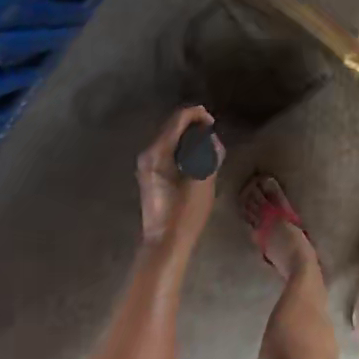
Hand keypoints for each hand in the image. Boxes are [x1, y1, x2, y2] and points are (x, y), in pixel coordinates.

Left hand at [135, 106, 222, 249]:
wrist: (164, 243)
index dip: (196, 114)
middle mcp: (147, 153)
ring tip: (207, 144)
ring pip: (168, 136)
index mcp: (157, 153)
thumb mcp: (203, 183)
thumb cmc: (184, 215)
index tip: (213, 122)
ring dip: (187, 135)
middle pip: (170, 125)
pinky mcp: (149, 172)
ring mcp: (146, 163)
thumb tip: (212, 139)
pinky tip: (195, 156)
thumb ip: (208, 156)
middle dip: (192, 124)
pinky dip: (181, 146)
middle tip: (212, 133)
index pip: (177, 119)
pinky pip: (166, 149)